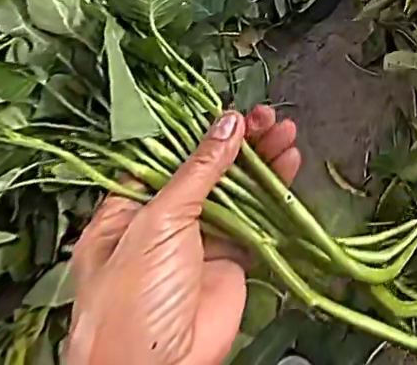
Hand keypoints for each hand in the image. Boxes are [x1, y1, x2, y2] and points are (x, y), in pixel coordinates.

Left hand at [66, 106, 301, 364]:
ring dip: (262, 157)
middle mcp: (163, 223)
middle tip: (264, 117)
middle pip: (208, 167)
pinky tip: (289, 162)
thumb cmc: (132, 305)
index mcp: (127, 214)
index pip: (166, 157)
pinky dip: (276, 187)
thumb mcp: (157, 224)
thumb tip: (228, 124)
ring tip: (284, 131)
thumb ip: (198, 170)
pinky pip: (258, 213)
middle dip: (238, 140)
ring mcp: (200, 239)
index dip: (199, 132)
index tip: (229, 111)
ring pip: (237, 186)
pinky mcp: (232, 257)